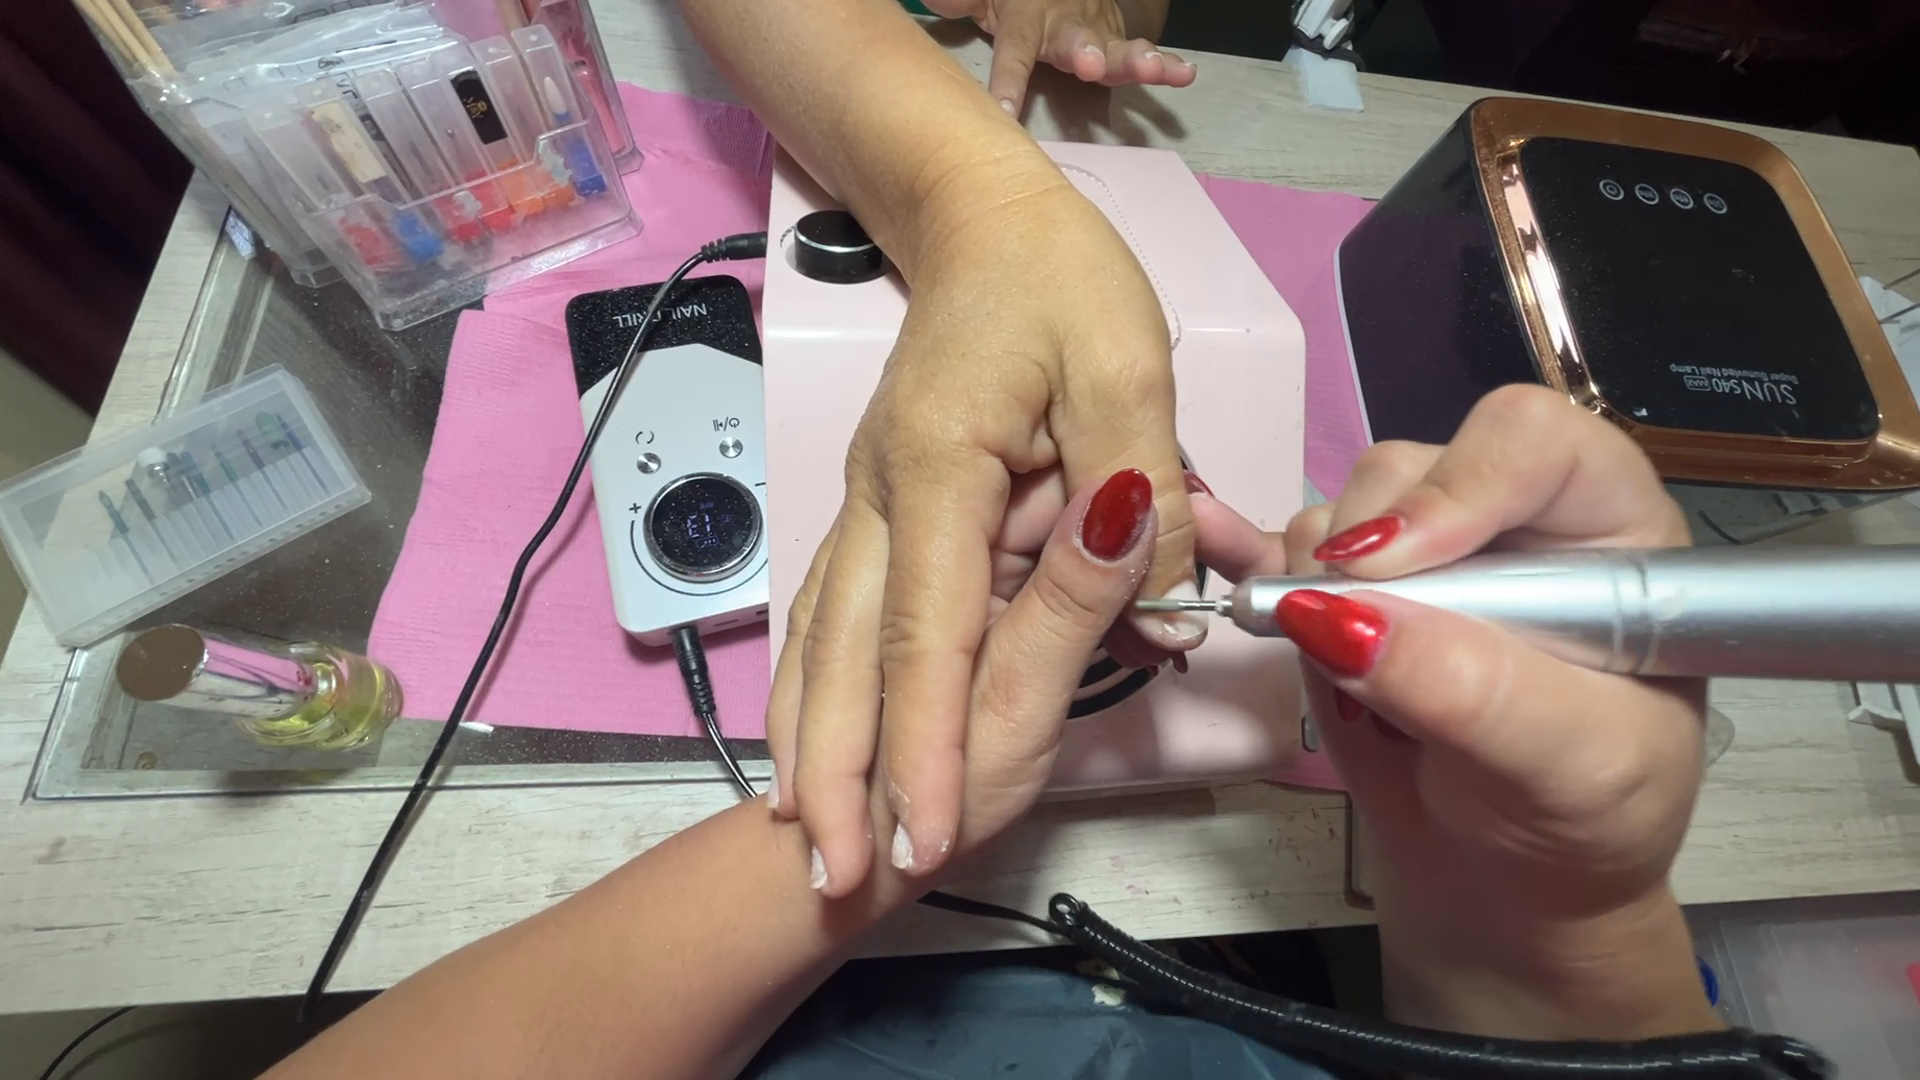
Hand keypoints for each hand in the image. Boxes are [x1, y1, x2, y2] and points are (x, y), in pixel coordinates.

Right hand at [769, 183, 1204, 897]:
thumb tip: (1166, 617)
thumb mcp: (1127, 375)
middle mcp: (877, 494)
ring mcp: (863, 497)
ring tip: (798, 827)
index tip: (918, 833)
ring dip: (810, 731)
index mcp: (937, 466)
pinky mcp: (872, 500)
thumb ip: (1146, 501)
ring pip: (823, 628)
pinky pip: (830, 602)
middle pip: (850, 644)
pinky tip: (801, 727)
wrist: (981, 221)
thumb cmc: (1056, 282)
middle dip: (840, 765)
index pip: (927, 626)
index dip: (923, 738)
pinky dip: (812, 675)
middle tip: (830, 871)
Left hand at [923, 0, 1195, 114]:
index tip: (1003, 111)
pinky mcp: (1114, 45)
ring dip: (1135, 60)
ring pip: (1116, 47)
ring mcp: (1095, 33)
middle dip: (1084, 53)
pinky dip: (1163, 65)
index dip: (1008, 80)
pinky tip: (1182, 75)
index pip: (1013, 50)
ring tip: (1155, 70)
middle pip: (1075, 40)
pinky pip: (1139, 55)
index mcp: (1025, 16)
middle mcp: (1064, 23)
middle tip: (1088, 65)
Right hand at [1194, 386, 1719, 1038]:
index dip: (1455, 486)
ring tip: (1338, 662)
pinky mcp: (1342, 589)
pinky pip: (1281, 548)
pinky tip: (1245, 582)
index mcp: (1603, 538)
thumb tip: (1330, 616)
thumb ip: (1465, 689)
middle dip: (1364, 542)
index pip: (1533, 446)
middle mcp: (1502, 525)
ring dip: (1311, 575)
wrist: (1491, 864)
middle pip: (1410, 466)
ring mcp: (1412, 556)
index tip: (1387, 568)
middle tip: (1346, 627)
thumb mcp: (1562, 766)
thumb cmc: (1569, 816)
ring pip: (1335, 508)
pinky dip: (1256, 568)